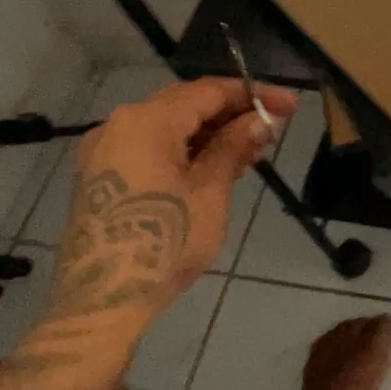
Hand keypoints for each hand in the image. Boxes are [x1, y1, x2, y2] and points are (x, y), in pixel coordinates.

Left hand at [65, 78, 298, 304]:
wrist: (105, 298)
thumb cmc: (166, 242)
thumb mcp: (210, 192)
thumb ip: (233, 147)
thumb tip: (261, 119)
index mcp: (146, 121)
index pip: (208, 91)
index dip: (253, 93)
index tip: (289, 105)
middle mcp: (119, 125)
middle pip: (185, 105)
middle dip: (231, 113)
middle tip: (272, 131)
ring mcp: (104, 151)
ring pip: (167, 127)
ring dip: (210, 134)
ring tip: (250, 153)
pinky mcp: (101, 176)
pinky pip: (150, 147)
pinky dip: (185, 151)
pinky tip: (214, 168)